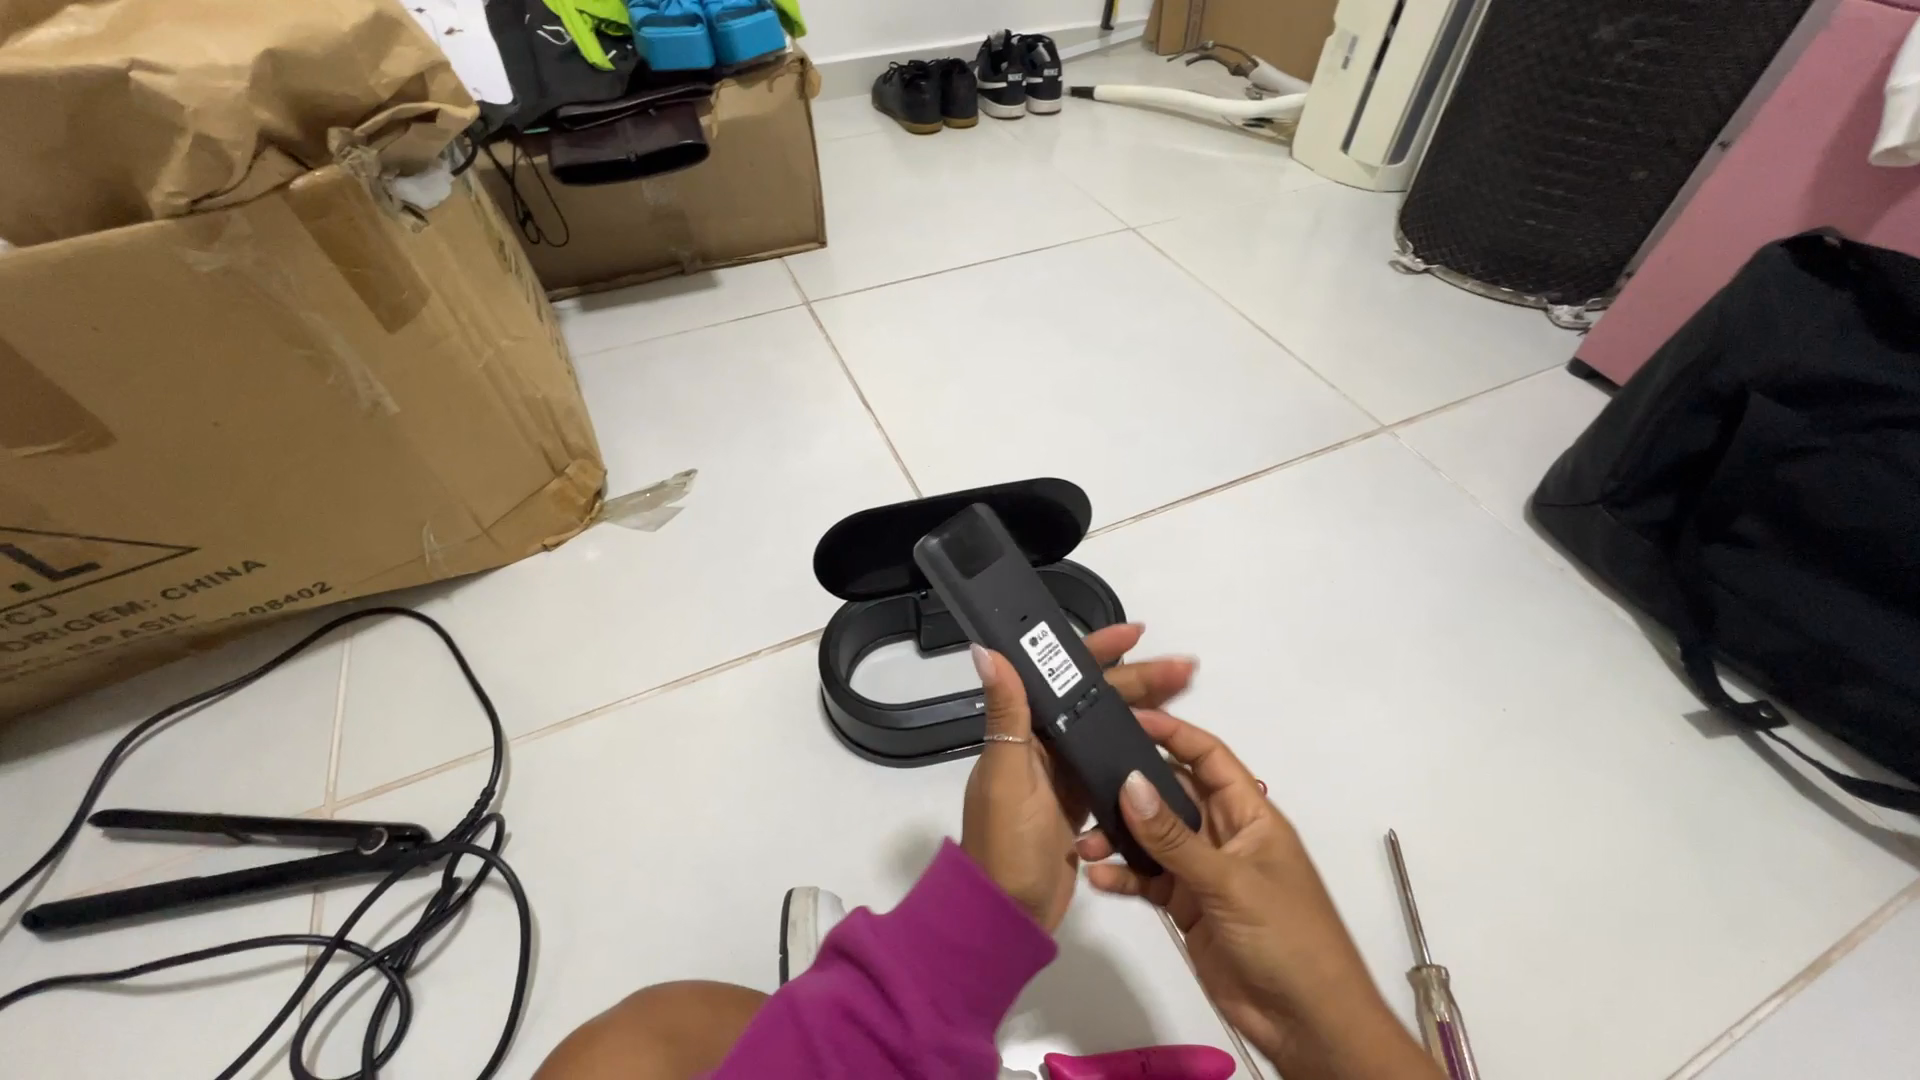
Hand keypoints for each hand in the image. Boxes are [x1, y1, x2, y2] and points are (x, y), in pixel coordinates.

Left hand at [960, 624, 1193, 932]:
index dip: (1097, 652)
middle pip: (1095, 702)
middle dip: (1138, 680)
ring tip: (1184, 697)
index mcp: (1023, 731)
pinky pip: (1113, 766)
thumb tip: (985, 650)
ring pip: (1108, 730)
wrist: (1009, 915)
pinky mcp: (1082, 802)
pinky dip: (1137, 752)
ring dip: (1143, 712)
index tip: (1136, 633)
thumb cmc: (1005, 843)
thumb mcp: (1006, 774)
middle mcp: (1043, 744)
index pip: (1061, 678)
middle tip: (1184, 669)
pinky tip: (1168, 745)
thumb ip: (1006, 713)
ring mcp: (1064, 774)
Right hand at [1078, 711, 1440, 1079]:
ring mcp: (1204, 871)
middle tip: (1084, 780)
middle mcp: (1223, 834)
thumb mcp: (1230, 882)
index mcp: (1249, 814)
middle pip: (1171, 793)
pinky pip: (1148, 880)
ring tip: (1085, 844)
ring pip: (1153, 838)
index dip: (1172, 733)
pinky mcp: (1188, 905)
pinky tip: (1100, 879)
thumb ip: (1175, 837)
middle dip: (1131, 788)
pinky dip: (1124, 877)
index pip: (1208, 757)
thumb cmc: (1288, 939)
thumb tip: (1128, 784)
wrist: (1308, 1026)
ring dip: (1119, 837)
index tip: (1127, 718)